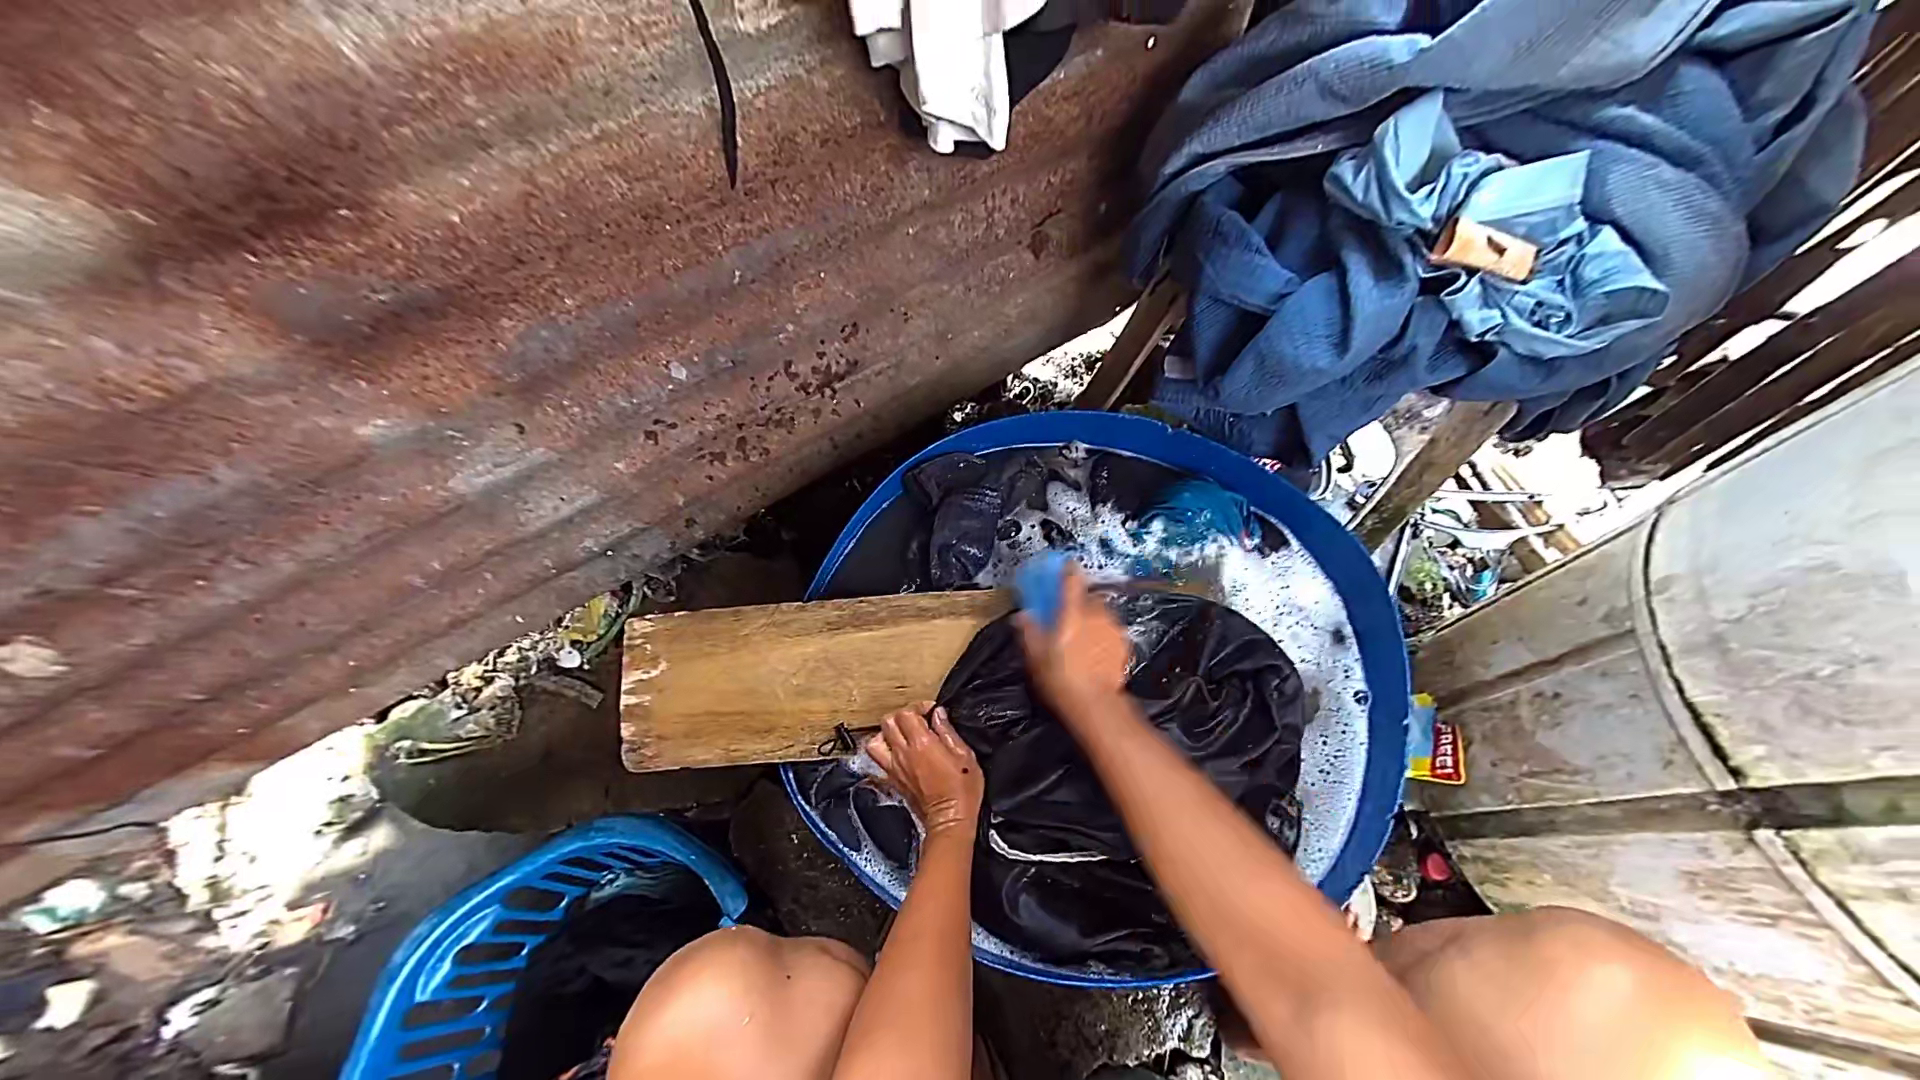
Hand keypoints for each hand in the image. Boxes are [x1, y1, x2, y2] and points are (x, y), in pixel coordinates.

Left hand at [864, 702, 983, 838]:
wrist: (950, 822)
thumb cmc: (961, 792)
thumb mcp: (965, 755)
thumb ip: (948, 731)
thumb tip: (939, 715)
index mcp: (922, 744)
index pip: (906, 713)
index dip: (918, 706)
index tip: (931, 711)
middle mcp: (904, 754)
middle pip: (888, 722)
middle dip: (902, 715)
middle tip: (917, 719)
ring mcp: (895, 768)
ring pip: (875, 742)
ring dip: (887, 734)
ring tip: (902, 735)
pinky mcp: (893, 781)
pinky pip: (878, 762)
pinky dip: (884, 754)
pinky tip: (897, 754)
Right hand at [1016, 565, 1130, 714]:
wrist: (1096, 705)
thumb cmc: (1062, 679)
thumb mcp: (1035, 656)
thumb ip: (1029, 631)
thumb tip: (1022, 616)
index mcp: (1073, 612)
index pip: (1072, 578)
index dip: (1066, 569)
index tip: (1062, 566)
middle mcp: (1096, 614)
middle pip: (1087, 596)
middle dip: (1077, 601)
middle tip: (1064, 616)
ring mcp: (1113, 628)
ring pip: (1101, 612)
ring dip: (1091, 617)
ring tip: (1078, 637)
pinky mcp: (1123, 643)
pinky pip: (1110, 630)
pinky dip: (1102, 634)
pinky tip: (1092, 651)